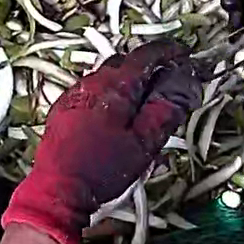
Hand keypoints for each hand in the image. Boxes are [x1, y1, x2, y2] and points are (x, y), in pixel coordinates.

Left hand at [1, 40, 198, 243]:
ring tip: (143, 105)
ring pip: (108, 77)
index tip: (183, 54)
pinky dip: (110, 96)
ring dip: (129, 83)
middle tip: (167, 82)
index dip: (170, 51)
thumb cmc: (101, 170)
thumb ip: (166, 109)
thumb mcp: (145, 143)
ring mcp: (74, 94)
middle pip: (126, 62)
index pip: (147, 54)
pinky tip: (117, 118)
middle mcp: (92, 82)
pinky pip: (93, 91)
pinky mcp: (64, 108)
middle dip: (149, 68)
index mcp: (115, 86)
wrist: (58, 191)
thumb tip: (184, 83)